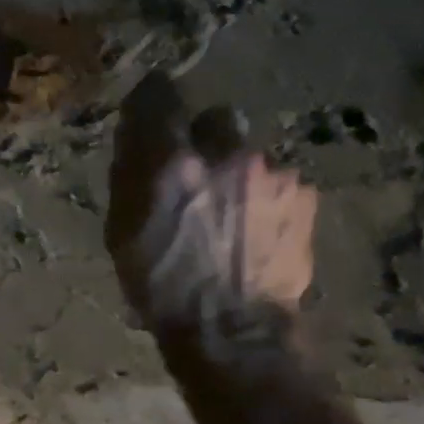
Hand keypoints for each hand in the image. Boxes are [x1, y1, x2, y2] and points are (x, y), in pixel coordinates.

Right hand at [106, 72, 317, 335]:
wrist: (230, 329)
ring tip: (223, 219)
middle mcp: (226, 152)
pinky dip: (260, 200)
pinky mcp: (302, 196)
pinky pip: (275, 183)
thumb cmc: (159, 285)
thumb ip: (129, 176)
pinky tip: (250, 234)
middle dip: (201, 140)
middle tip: (191, 177)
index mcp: (171, 160)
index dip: (150, 101)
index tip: (146, 115)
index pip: (158, 94)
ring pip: (247, 155)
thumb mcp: (121, 232)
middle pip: (213, 119)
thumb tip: (134, 136)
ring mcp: (272, 172)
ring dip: (234, 174)